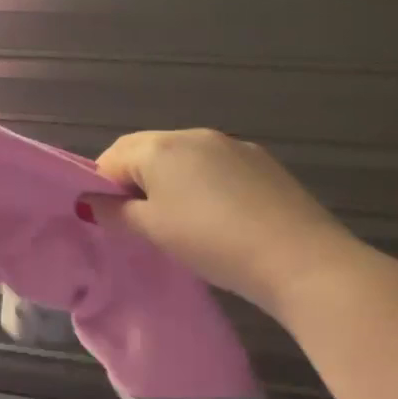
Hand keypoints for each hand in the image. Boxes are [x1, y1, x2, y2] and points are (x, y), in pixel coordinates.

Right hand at [87, 129, 367, 317]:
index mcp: (158, 146)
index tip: (117, 219)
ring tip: (186, 221)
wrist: (306, 263)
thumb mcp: (150, 230)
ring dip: (172, 182)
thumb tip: (91, 202)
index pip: (109, 159)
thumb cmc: (212, 242)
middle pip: (145, 152)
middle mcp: (192, 135)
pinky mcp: (266, 164)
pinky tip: (221, 217)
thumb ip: (111, 211)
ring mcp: (234, 146)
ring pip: (182, 159)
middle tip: (146, 221)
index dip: (104, 189)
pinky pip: (217, 167)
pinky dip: (207, 185)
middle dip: (136, 180)